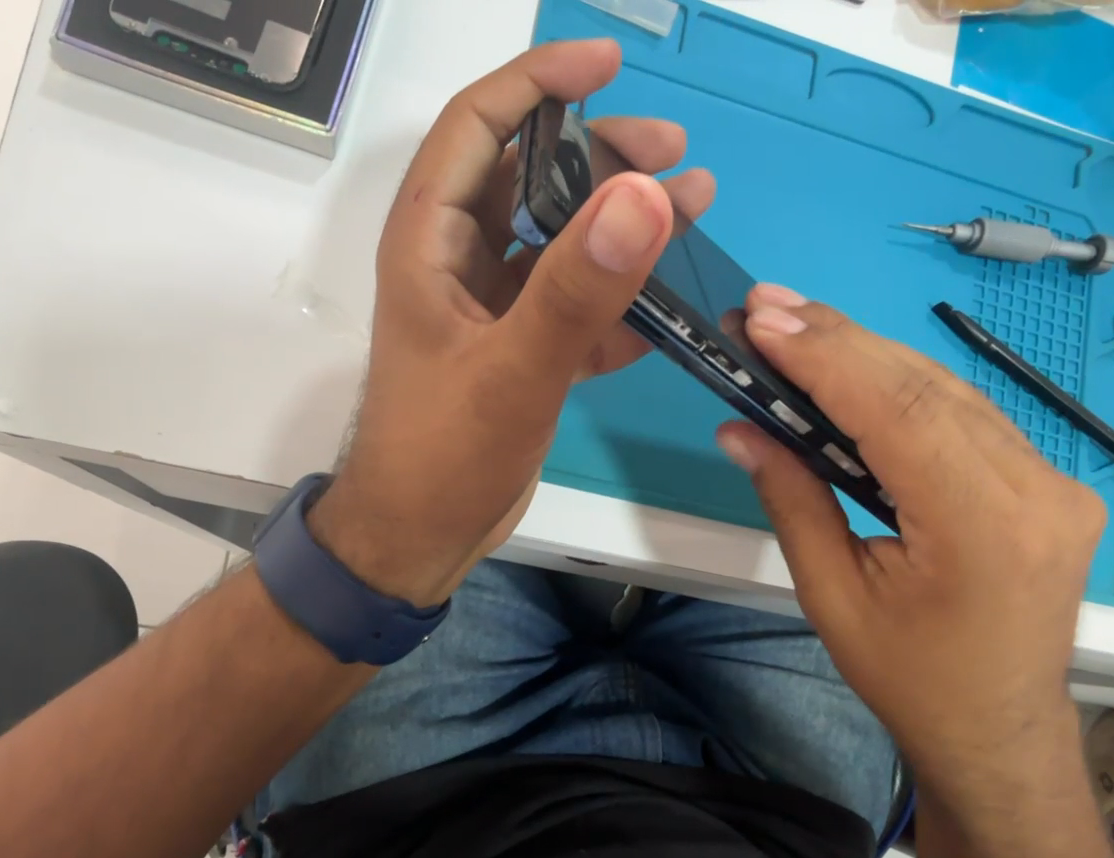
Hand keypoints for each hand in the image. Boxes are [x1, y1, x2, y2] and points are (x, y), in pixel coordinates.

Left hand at [308, 40, 715, 606]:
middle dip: (602, 156)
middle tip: (675, 156)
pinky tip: (666, 307)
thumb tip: (643, 195)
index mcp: (432, 244)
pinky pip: (573, 307)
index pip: (478, 128)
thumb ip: (574, 290)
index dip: (538, 82)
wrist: (420, 538)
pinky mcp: (518, 354)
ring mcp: (491, 310)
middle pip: (530, 178)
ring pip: (559, 243)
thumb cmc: (442, 456)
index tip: (609, 62)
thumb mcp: (511, 372)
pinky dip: (616, 301)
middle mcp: (459, 263)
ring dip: (620, 226)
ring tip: (693, 207)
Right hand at [715, 288, 1105, 798]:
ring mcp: (1055, 482)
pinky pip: (970, 417)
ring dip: (870, 357)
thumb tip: (741, 428)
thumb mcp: (832, 596)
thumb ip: (793, 500)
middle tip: (769, 306)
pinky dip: (905, 389)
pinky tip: (856, 369)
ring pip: (951, 392)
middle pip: (928, 388)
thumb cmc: (909, 678)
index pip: (899, 412)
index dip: (826, 357)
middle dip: (840, 341)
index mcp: (983, 528)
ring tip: (798, 327)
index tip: (764, 319)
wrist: (997, 730)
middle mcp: (1036, 490)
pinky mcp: (1050, 483)